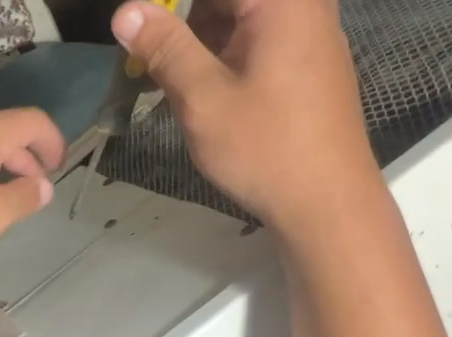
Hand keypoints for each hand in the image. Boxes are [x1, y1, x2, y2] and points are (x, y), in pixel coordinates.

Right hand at [112, 0, 377, 229]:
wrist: (325, 200)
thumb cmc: (265, 148)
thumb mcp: (204, 100)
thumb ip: (166, 49)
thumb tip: (126, 10)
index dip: (169, 4)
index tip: (136, 24)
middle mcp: (300, 3)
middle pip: (227, 0)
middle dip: (180, 18)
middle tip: (141, 51)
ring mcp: (306, 32)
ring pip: (238, 18)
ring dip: (195, 40)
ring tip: (158, 72)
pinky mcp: (304, 62)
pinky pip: (253, 40)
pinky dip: (218, 55)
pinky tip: (190, 85)